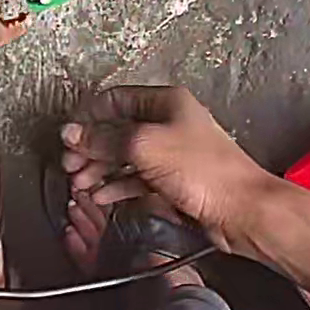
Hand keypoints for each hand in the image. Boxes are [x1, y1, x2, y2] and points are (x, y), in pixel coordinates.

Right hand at [60, 86, 279, 252]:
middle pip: (117, 130)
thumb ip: (105, 138)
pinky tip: (101, 195)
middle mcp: (168, 123)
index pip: (116, 100)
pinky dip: (117, 186)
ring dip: (100, 169)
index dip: (89, 116)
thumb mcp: (145, 146)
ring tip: (80, 183)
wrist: (240, 209)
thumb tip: (73, 133)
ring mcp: (171, 153)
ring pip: (125, 156)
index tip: (70, 135)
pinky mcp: (173, 180)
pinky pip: (136, 178)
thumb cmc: (204, 171)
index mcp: (166, 103)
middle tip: (71, 163)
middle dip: (91, 147)